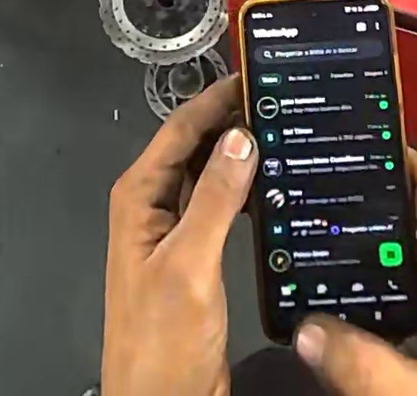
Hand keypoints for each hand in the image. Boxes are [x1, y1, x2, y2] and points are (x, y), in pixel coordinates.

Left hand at [102, 75, 256, 395]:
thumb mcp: (189, 264)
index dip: (212, 100)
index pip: (178, 129)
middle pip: (191, 145)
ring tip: (277, 129)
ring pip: (206, 171)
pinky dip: (239, 185)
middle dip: (227, 120)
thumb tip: (241, 137)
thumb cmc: (162, 340)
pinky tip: (266, 179)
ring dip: (236, 151)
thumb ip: (214, 197)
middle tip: (273, 100)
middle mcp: (153, 201)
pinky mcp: (194, 249)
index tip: (249, 77)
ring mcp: (173, 226)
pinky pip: (216, 201)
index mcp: (139, 194)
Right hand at [293, 151, 416, 395]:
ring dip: (368, 252)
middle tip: (314, 190)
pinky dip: (377, 297)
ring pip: (408, 267)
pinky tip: (344, 313)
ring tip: (316, 241)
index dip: (397, 151)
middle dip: (366, 201)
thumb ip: (364, 366)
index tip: (352, 135)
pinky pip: (411, 306)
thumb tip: (303, 329)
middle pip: (412, 222)